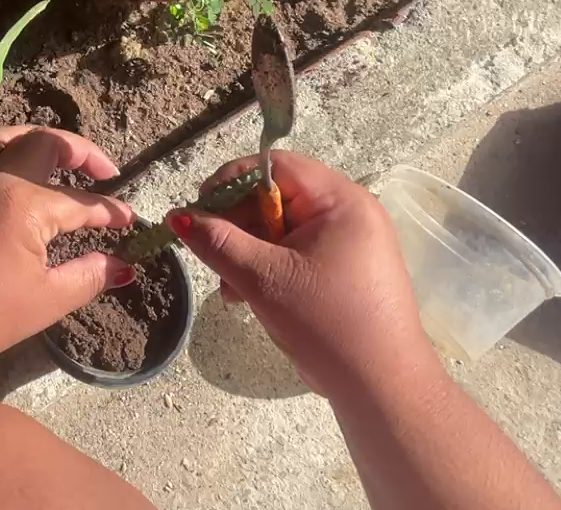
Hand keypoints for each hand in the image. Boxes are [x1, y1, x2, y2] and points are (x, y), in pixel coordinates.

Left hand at [0, 126, 136, 376]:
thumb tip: (123, 266)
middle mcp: (1, 177)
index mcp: (25, 203)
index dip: (109, 211)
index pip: (80, 201)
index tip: (129, 220)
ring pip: (16, 136)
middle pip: (48, 142)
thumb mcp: (49, 298)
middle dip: (83, 152)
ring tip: (70, 161)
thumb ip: (90, 275)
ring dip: (47, 141)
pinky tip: (31, 166)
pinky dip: (17, 147)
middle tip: (106, 173)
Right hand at [167, 151, 439, 402]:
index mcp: (340, 200)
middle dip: (236, 225)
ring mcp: (351, 240)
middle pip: (274, 195)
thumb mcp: (263, 279)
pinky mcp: (346, 267)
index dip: (230, 182)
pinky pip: (294, 248)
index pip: (272, 166)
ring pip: (280, 225)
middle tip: (213, 255)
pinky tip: (251, 294)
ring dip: (247, 249)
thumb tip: (175, 216)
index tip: (202, 213)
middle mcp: (349, 211)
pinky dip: (268, 264)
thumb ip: (216, 242)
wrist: (386, 394)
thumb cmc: (327, 325)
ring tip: (231, 288)